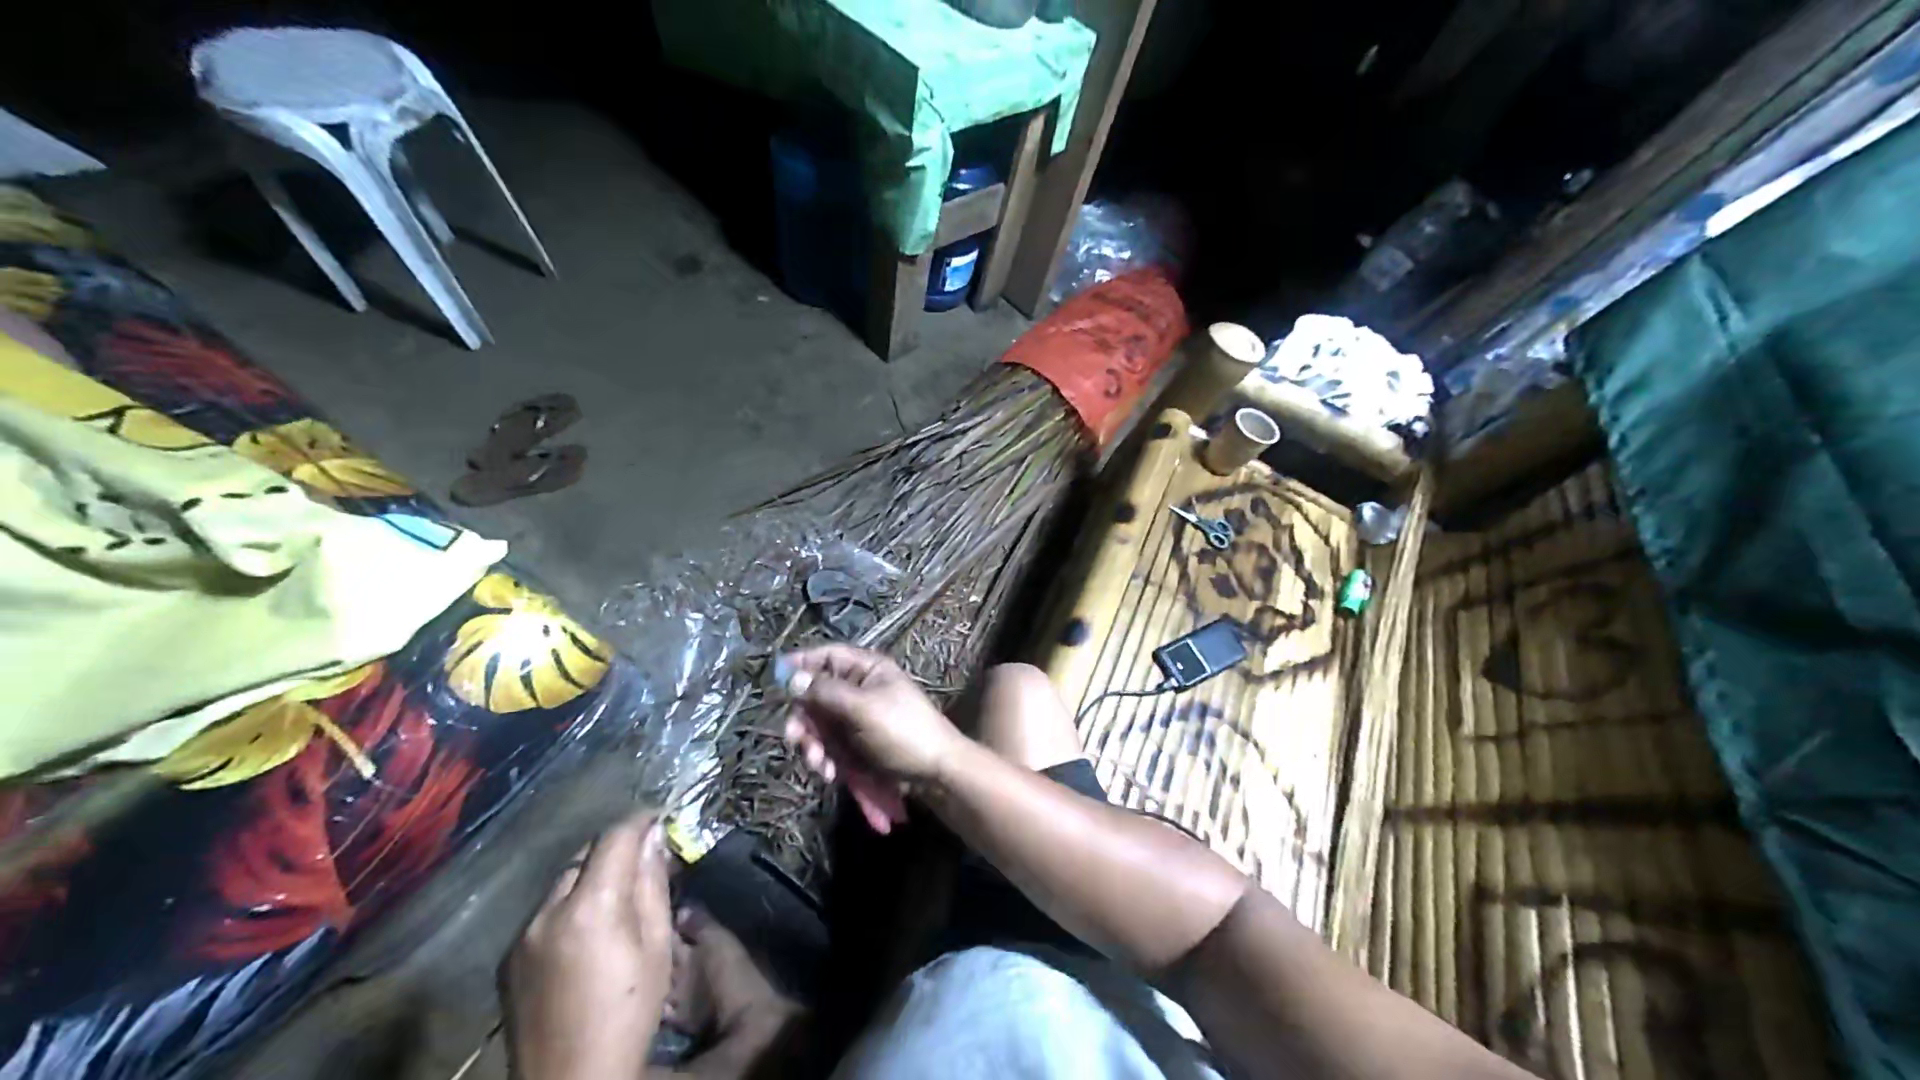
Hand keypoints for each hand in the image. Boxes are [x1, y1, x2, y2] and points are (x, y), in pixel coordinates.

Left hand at [501, 813, 672, 1079]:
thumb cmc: (629, 1013)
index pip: (614, 837)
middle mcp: (547, 910)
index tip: (658, 819)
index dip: (639, 821)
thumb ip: (652, 884)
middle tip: (643, 860)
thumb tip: (654, 838)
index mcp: (590, 906)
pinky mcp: (508, 958)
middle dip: (615, 848)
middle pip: (584, 854)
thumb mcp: (656, 945)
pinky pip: (544, 912)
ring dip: (590, 877)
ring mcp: (521, 935)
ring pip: (562, 882)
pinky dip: (569, 906)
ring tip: (616, 899)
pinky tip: (586, 933)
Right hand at [780, 645, 968, 826]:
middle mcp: (859, 689)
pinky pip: (830, 746)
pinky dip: (826, 759)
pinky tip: (831, 774)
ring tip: (820, 765)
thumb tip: (792, 677)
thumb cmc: (903, 731)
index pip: (827, 656)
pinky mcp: (857, 743)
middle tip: (797, 740)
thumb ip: (826, 692)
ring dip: (814, 745)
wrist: (935, 772)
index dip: (801, 664)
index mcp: (867, 670)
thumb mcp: (863, 708)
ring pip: (819, 725)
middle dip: (805, 720)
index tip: (777, 678)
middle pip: (816, 695)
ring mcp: (857, 718)